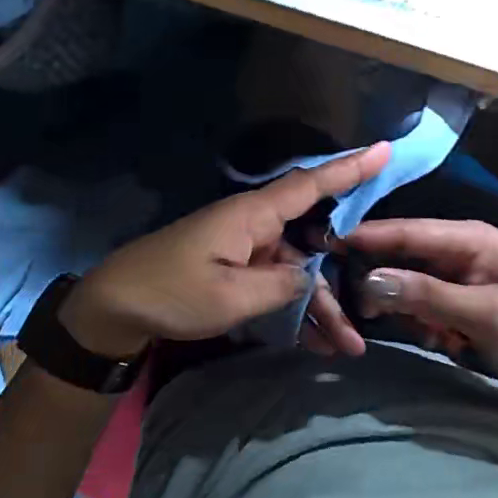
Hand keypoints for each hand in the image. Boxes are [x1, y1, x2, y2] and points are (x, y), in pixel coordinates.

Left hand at [59, 143, 391, 357]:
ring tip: (343, 348)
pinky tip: (314, 341)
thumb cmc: (171, 294)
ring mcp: (243, 249)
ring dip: (317, 308)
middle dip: (337, 284)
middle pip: (310, 245)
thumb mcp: (231, 297)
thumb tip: (309, 276)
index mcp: (251, 216)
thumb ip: (281, 285)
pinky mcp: (232, 269)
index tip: (384, 150)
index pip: (309, 185)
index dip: (349, 169)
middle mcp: (252, 226)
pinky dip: (293, 309)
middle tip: (361, 324)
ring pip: (295, 272)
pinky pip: (274, 284)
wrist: (114, 308)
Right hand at [340, 219, 497, 436]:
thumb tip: (369, 278)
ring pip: (411, 286)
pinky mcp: (466, 309)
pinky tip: (429, 339)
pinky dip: (421, 323)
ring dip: (401, 306)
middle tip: (349, 303)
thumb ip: (426, 293)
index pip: (405, 230)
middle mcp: (462, 253)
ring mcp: (463, 282)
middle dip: (378, 278)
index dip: (364, 236)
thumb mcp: (487, 313)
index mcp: (470, 239)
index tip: (321, 243)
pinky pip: (427, 308)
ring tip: (398, 326)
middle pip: (402, 256)